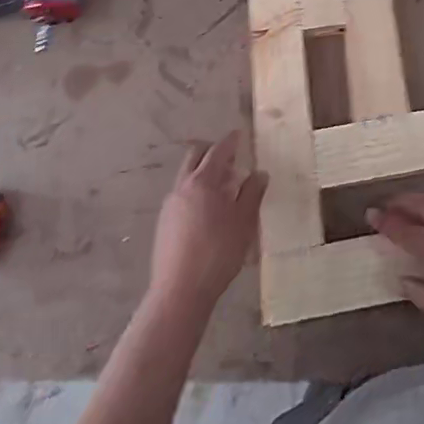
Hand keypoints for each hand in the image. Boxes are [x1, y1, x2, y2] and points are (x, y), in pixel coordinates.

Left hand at [148, 131, 265, 311]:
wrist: (181, 290)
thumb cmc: (219, 252)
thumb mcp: (244, 222)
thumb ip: (252, 194)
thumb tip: (259, 173)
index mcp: (203, 182)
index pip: (218, 151)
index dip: (230, 141)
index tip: (239, 134)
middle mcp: (182, 187)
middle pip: (195, 157)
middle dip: (212, 153)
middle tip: (231, 159)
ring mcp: (170, 205)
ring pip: (187, 177)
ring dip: (204, 174)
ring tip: (224, 189)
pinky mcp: (164, 223)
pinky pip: (182, 196)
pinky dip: (196, 193)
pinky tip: (209, 212)